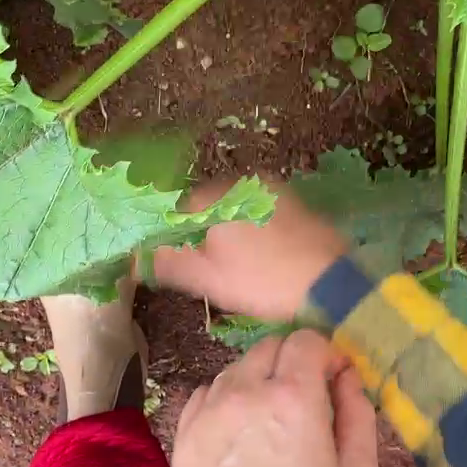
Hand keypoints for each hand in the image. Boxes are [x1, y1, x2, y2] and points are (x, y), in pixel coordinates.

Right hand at [151, 181, 348, 322]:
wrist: (332, 282)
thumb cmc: (264, 281)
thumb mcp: (209, 279)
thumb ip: (169, 263)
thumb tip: (134, 257)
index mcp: (217, 197)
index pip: (179, 209)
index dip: (176, 237)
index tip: (184, 262)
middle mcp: (243, 184)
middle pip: (208, 207)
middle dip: (205, 233)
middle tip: (213, 269)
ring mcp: (273, 190)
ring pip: (236, 210)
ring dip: (230, 232)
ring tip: (239, 266)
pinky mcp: (295, 203)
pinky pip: (261, 213)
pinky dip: (255, 230)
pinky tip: (263, 257)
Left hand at [171, 329, 377, 466]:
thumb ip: (358, 413)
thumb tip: (347, 376)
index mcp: (293, 397)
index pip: (305, 341)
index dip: (323, 353)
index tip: (332, 375)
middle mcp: (246, 391)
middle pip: (269, 347)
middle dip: (290, 361)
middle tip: (302, 395)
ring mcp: (210, 409)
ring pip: (236, 367)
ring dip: (256, 379)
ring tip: (268, 417)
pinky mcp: (185, 430)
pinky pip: (207, 392)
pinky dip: (226, 399)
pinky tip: (240, 429)